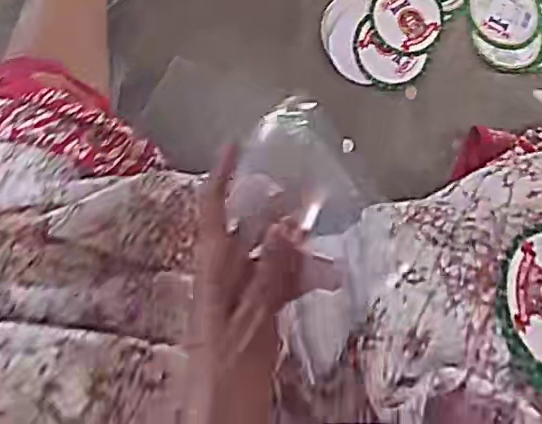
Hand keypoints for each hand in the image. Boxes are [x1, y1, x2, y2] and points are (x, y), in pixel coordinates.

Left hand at [184, 145, 309, 423]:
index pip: (212, 210)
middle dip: (279, 206)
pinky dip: (305, 276)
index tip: (235, 144)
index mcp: (213, 269)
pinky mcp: (259, 310)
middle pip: (251, 225)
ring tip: (328, 246)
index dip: (222, 176)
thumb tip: (283, 225)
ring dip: (301, 248)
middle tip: (308, 187)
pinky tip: (329, 278)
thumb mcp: (250, 320)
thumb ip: (268, 273)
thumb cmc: (226, 372)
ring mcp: (243, 291)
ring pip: (274, 253)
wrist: (223, 418)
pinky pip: (284, 279)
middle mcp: (227, 272)